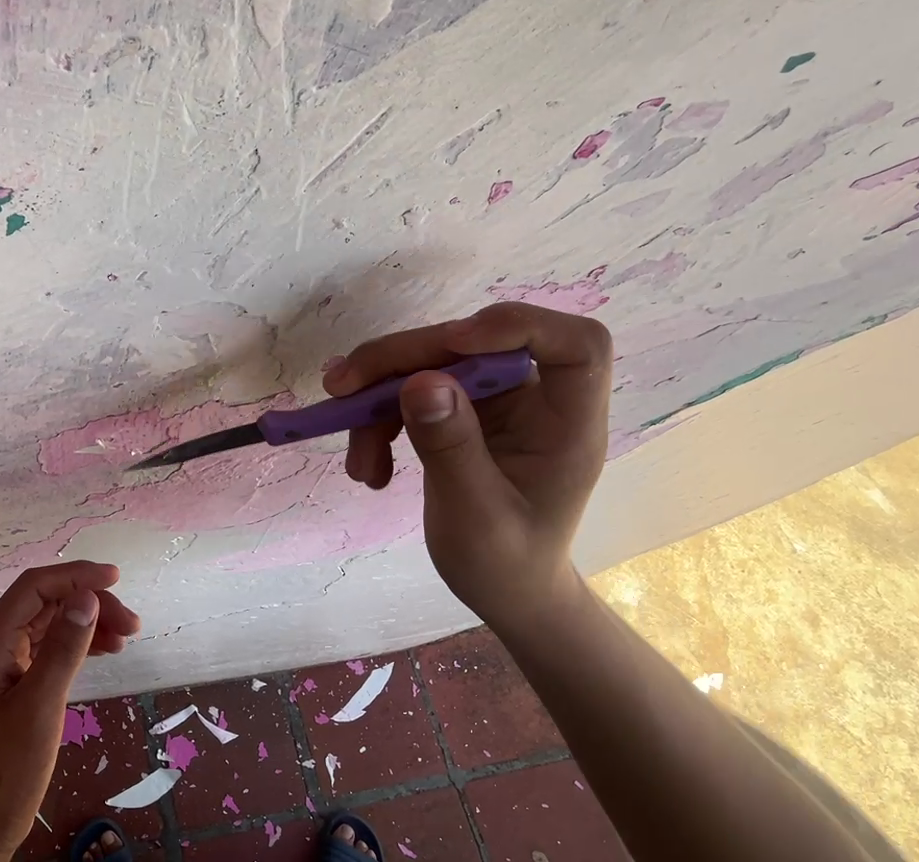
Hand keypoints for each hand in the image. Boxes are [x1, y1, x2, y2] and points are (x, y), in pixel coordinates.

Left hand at [0, 562, 141, 861]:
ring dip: (86, 624)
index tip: (117, 579)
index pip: (34, 587)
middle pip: (43, 603)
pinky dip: (74, 645)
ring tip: (126, 639)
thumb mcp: (41, 707)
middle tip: (133, 625)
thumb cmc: (4, 773)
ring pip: (46, 624)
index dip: (76, 576)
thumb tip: (88, 596)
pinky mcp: (6, 685)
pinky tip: (103, 651)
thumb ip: (64, 649)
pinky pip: (43, 649)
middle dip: (88, 603)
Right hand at [323, 302, 612, 635]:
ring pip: (430, 364)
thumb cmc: (505, 564)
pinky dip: (378, 421)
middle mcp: (534, 400)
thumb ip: (451, 448)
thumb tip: (422, 381)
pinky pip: (412, 391)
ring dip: (377, 398)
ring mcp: (495, 402)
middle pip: (473, 345)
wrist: (503, 590)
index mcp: (567, 424)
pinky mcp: (462, 410)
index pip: (576, 346)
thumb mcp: (475, 517)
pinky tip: (369, 467)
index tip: (452, 344)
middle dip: (403, 359)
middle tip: (342, 387)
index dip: (518, 328)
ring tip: (358, 460)